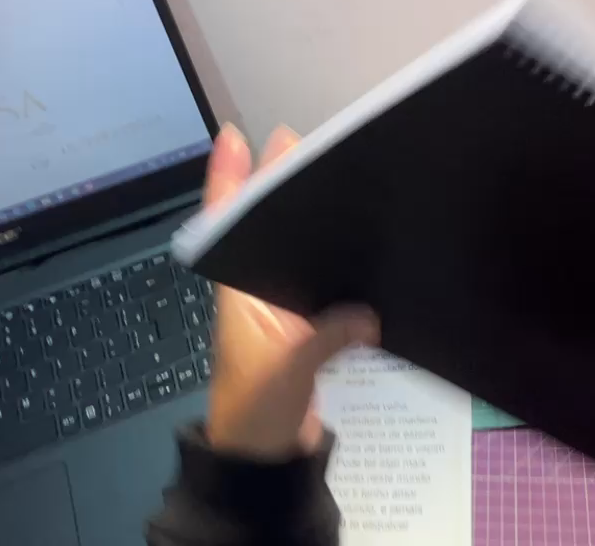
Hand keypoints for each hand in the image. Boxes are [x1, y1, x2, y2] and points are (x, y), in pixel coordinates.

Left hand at [202, 124, 377, 458]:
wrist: (264, 456)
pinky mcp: (309, 321)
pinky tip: (358, 235)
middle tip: (296, 137)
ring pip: (292, 242)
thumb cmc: (256, 408)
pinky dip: (336, 251)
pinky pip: (321, 274)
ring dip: (307, 210)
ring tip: (330, 170)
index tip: (232, 137)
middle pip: (263, 221)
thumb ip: (325, 339)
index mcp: (240, 289)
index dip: (226, 178)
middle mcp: (259, 286)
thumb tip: (369, 313)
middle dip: (274, 179)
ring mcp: (283, 301)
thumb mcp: (287, 370)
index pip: (225, 222)